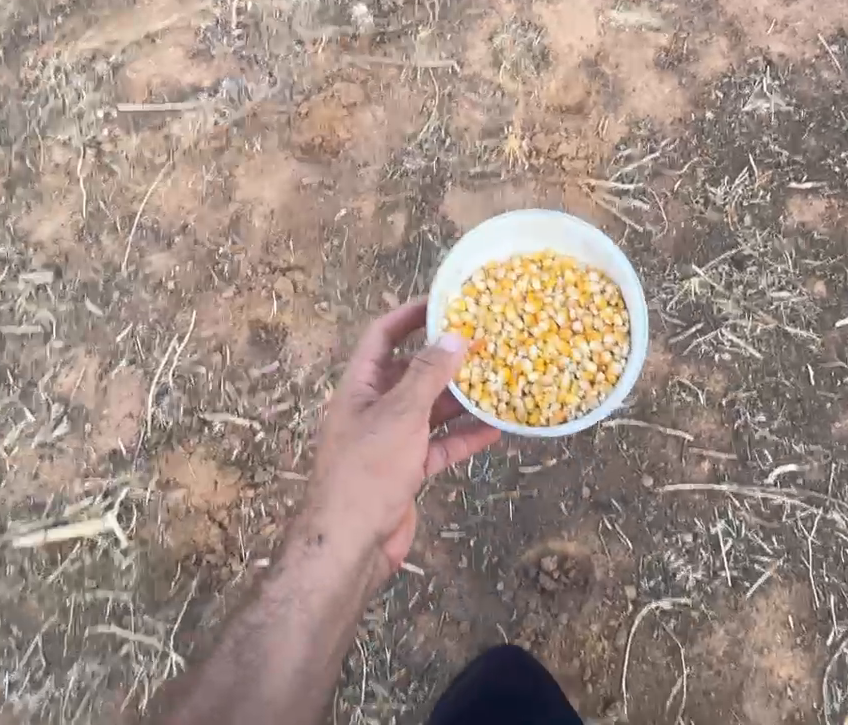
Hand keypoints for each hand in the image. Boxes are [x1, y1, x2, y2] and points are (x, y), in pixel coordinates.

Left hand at [299, 298, 500, 587]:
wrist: (349, 546)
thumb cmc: (366, 471)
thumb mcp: (400, 415)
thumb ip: (429, 375)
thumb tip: (455, 337)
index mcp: (361, 386)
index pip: (383, 336)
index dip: (410, 315)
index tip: (445, 301)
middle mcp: (374, 407)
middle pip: (412, 371)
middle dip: (446, 358)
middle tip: (484, 342)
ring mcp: (391, 439)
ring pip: (430, 409)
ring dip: (461, 398)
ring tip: (497, 381)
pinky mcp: (407, 468)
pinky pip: (440, 444)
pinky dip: (464, 437)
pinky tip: (495, 429)